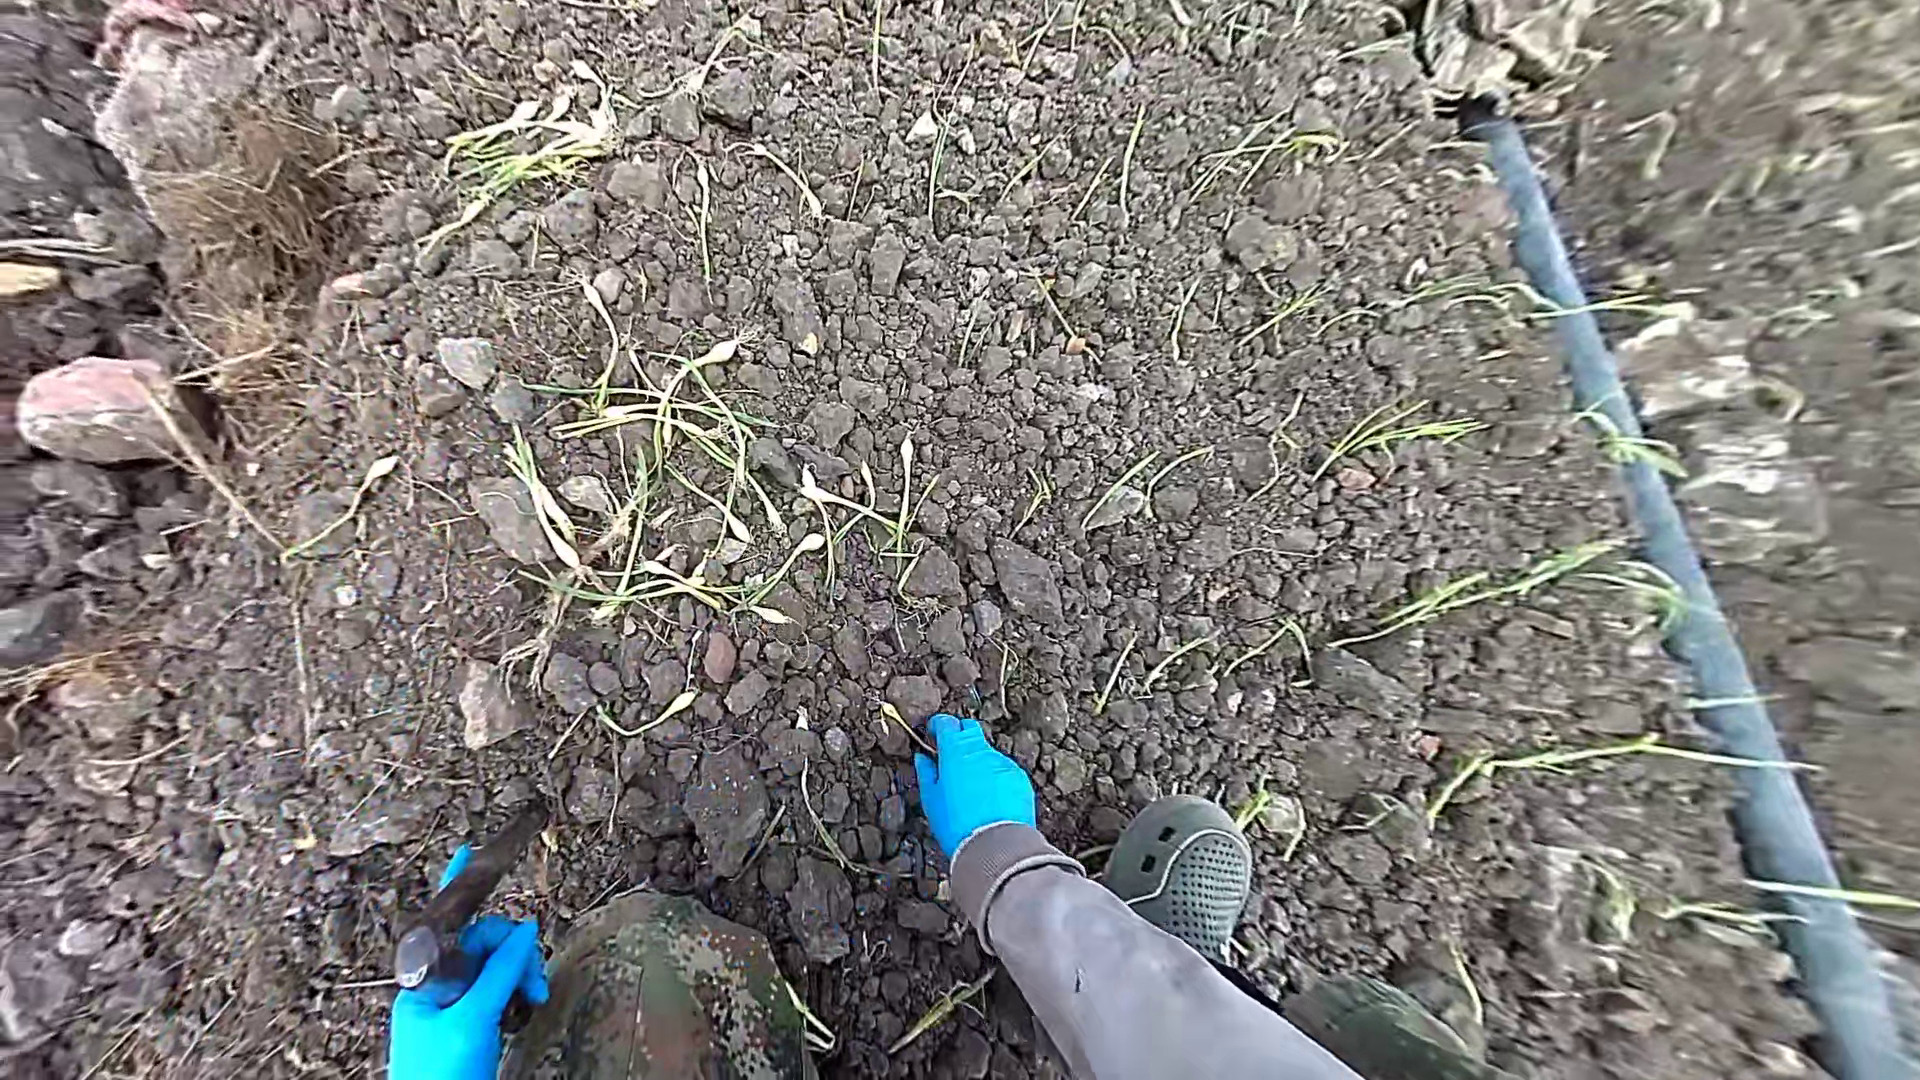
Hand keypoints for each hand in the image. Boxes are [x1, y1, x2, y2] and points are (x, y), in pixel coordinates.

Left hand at [389, 848, 549, 1079]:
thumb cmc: (444, 1073)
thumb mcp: (474, 1017)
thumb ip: (502, 969)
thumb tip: (527, 926)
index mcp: (426, 983)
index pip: (443, 923)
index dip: (454, 885)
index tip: (466, 850)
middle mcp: (442, 984)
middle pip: (490, 942)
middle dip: (518, 954)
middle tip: (531, 981)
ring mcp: (460, 999)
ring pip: (504, 960)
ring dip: (525, 973)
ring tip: (532, 997)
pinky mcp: (478, 1012)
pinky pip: (507, 981)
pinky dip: (523, 987)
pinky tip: (528, 1002)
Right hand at [913, 713, 1035, 856]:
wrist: (996, 845)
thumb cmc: (958, 825)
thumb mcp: (932, 800)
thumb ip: (926, 773)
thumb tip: (922, 758)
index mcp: (955, 751)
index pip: (946, 723)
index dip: (937, 725)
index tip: (933, 732)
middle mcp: (980, 750)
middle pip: (969, 729)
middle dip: (959, 735)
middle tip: (950, 754)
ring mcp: (1001, 761)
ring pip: (986, 751)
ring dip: (977, 760)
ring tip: (970, 787)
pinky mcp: (1017, 775)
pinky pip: (1002, 768)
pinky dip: (994, 776)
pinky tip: (989, 798)